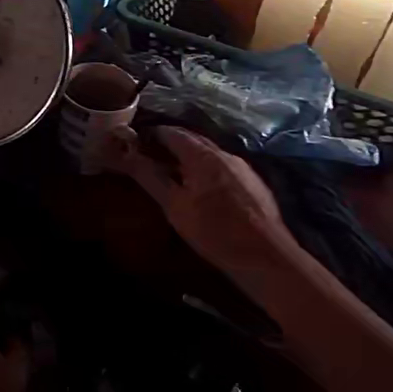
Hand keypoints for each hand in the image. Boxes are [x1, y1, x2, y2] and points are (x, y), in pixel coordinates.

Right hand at [103, 125, 292, 272]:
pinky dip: (204, 168)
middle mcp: (225, 154)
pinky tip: (198, 187)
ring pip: (209, 153)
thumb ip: (149, 177)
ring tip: (169, 171)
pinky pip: (222, 166)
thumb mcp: (174, 206)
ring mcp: (243, 169)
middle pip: (192, 139)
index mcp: (203, 156)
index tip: (133, 141)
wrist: (266, 259)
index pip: (172, 132)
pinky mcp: (254, 184)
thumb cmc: (214, 232)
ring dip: (187, 156)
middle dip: (169, 142)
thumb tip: (125, 155)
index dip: (151, 133)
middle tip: (147, 154)